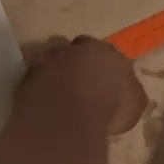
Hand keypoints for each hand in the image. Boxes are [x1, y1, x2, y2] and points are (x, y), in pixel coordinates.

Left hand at [14, 37, 148, 136]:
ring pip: (53, 58)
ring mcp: (51, 58)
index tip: (104, 83)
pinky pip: (34, 75)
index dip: (105, 68)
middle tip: (80, 84)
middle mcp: (78, 48)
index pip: (107, 53)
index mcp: (109, 52)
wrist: (68, 114)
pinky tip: (44, 99)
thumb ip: (129, 94)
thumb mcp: (135, 106)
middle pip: (77, 49)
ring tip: (58, 92)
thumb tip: (125, 94)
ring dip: (56, 70)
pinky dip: (38, 84)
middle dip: (78, 62)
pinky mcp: (28, 73)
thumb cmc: (109, 108)